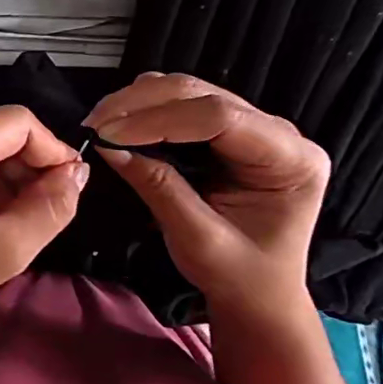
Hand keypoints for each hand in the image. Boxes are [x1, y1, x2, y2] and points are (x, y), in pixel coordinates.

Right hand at [85, 73, 329, 318]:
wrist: (256, 293)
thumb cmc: (238, 273)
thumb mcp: (197, 238)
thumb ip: (158, 188)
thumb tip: (108, 148)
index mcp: (290, 160)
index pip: (220, 118)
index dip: (157, 120)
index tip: (106, 136)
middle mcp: (277, 133)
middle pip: (199, 94)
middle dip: (138, 105)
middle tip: (92, 125)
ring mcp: (250, 126)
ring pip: (184, 90)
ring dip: (134, 102)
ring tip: (99, 124)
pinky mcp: (222, 128)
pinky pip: (177, 101)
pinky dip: (140, 106)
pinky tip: (117, 124)